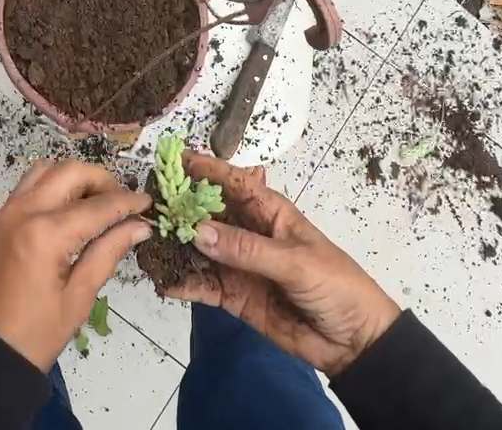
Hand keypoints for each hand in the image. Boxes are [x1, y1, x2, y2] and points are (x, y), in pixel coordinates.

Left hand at [0, 159, 151, 368]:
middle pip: (70, 172)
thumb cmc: (34, 334)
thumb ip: (107, 253)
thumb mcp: (78, 298)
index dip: (126, 203)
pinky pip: (29, 183)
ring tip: (96, 202)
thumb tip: (139, 227)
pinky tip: (69, 206)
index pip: (97, 207)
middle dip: (101, 180)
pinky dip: (52, 183)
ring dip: (74, 177)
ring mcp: (8, 210)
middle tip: (121, 202)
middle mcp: (25, 210)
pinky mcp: (0, 217)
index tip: (148, 203)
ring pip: (47, 169)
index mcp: (46, 234)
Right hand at [162, 151, 400, 375]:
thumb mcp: (295, 263)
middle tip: (147, 204)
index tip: (172, 159)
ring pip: (199, 247)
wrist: (355, 344)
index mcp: (267, 212)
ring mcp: (238, 263)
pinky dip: (183, 283)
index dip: (203, 167)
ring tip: (146, 243)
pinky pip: (202, 285)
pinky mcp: (234, 295)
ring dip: (175, 245)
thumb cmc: (336, 286)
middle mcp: (247, 231)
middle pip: (207, 212)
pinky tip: (162, 283)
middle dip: (179, 206)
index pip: (230, 181)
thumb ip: (246, 248)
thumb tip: (198, 231)